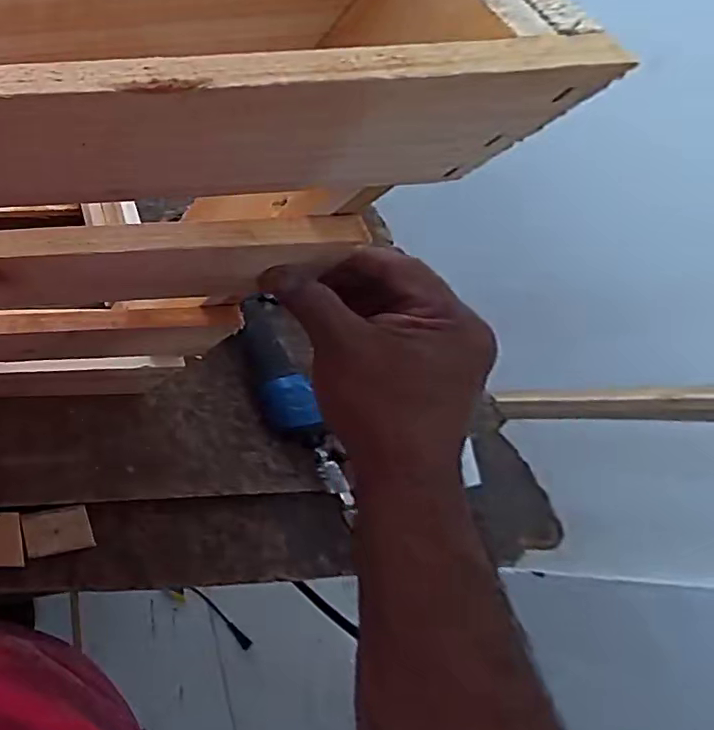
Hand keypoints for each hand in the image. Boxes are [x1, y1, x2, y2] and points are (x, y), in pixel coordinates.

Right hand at [262, 247, 495, 490]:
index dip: (341, 259)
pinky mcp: (417, 368)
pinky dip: (347, 321)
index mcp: (450, 317)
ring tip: (295, 300)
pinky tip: (315, 324)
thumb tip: (276, 271)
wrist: (400, 470)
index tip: (293, 262)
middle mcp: (452, 328)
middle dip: (337, 279)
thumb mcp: (340, 344)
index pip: (395, 265)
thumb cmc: (378, 403)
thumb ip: (311, 300)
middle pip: (390, 284)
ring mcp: (436, 350)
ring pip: (382, 306)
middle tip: (289, 281)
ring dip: (338, 300)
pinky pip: (379, 329)